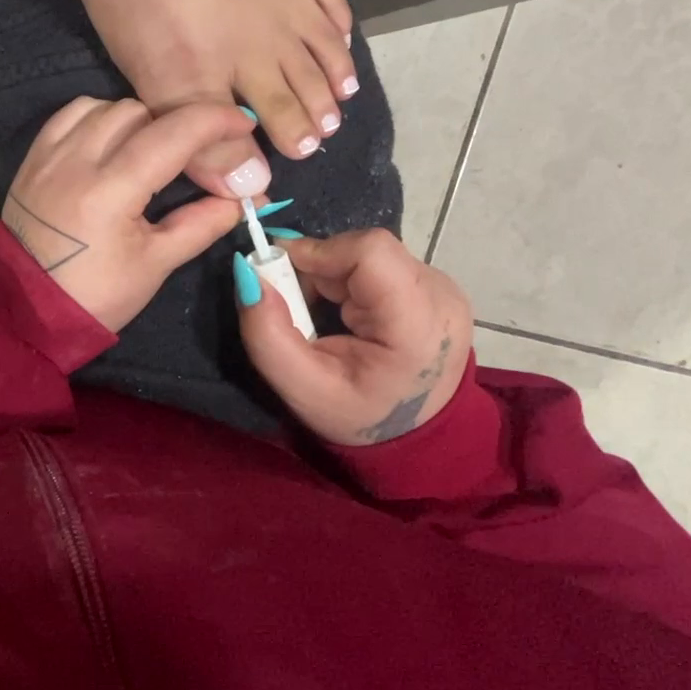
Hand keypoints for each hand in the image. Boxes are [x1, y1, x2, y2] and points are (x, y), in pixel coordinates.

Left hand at [3, 98, 251, 331]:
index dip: (214, 121)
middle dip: (173, 126)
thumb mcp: (155, 264)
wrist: (24, 309)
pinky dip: (95, 119)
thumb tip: (240, 197)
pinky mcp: (31, 160)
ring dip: (133, 120)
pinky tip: (107, 143)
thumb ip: (201, 223)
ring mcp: (48, 157)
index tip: (240, 123)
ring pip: (101, 107)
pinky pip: (67, 117)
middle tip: (189, 155)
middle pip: (138, 112)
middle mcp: (75, 161)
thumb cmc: (94, 295)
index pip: (172, 134)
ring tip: (146, 151)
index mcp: (110, 190)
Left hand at [52, 0, 356, 195]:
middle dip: (315, 111)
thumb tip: (253, 188)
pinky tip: (342, 29)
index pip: (279, 114)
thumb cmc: (138, 2)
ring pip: (322, 40)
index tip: (301, 155)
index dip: (290, 137)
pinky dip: (338, 19)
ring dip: (332, 71)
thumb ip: (205, 135)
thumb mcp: (162, 81)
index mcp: (244, 68)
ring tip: (343, 94)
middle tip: (326, 132)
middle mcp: (279, 32)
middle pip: (305, 79)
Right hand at [235, 230, 471, 445]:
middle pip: (365, 250)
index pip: (370, 251)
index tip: (277, 272)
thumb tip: (246, 272)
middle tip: (293, 303)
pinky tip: (341, 312)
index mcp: (417, 325)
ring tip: (317, 313)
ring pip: (369, 253)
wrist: (413, 440)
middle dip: (317, 267)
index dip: (316, 251)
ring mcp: (444, 290)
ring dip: (330, 274)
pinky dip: (346, 279)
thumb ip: (266, 332)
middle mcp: (441, 296)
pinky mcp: (436, 288)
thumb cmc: (355, 415)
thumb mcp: (298, 386)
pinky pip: (379, 263)